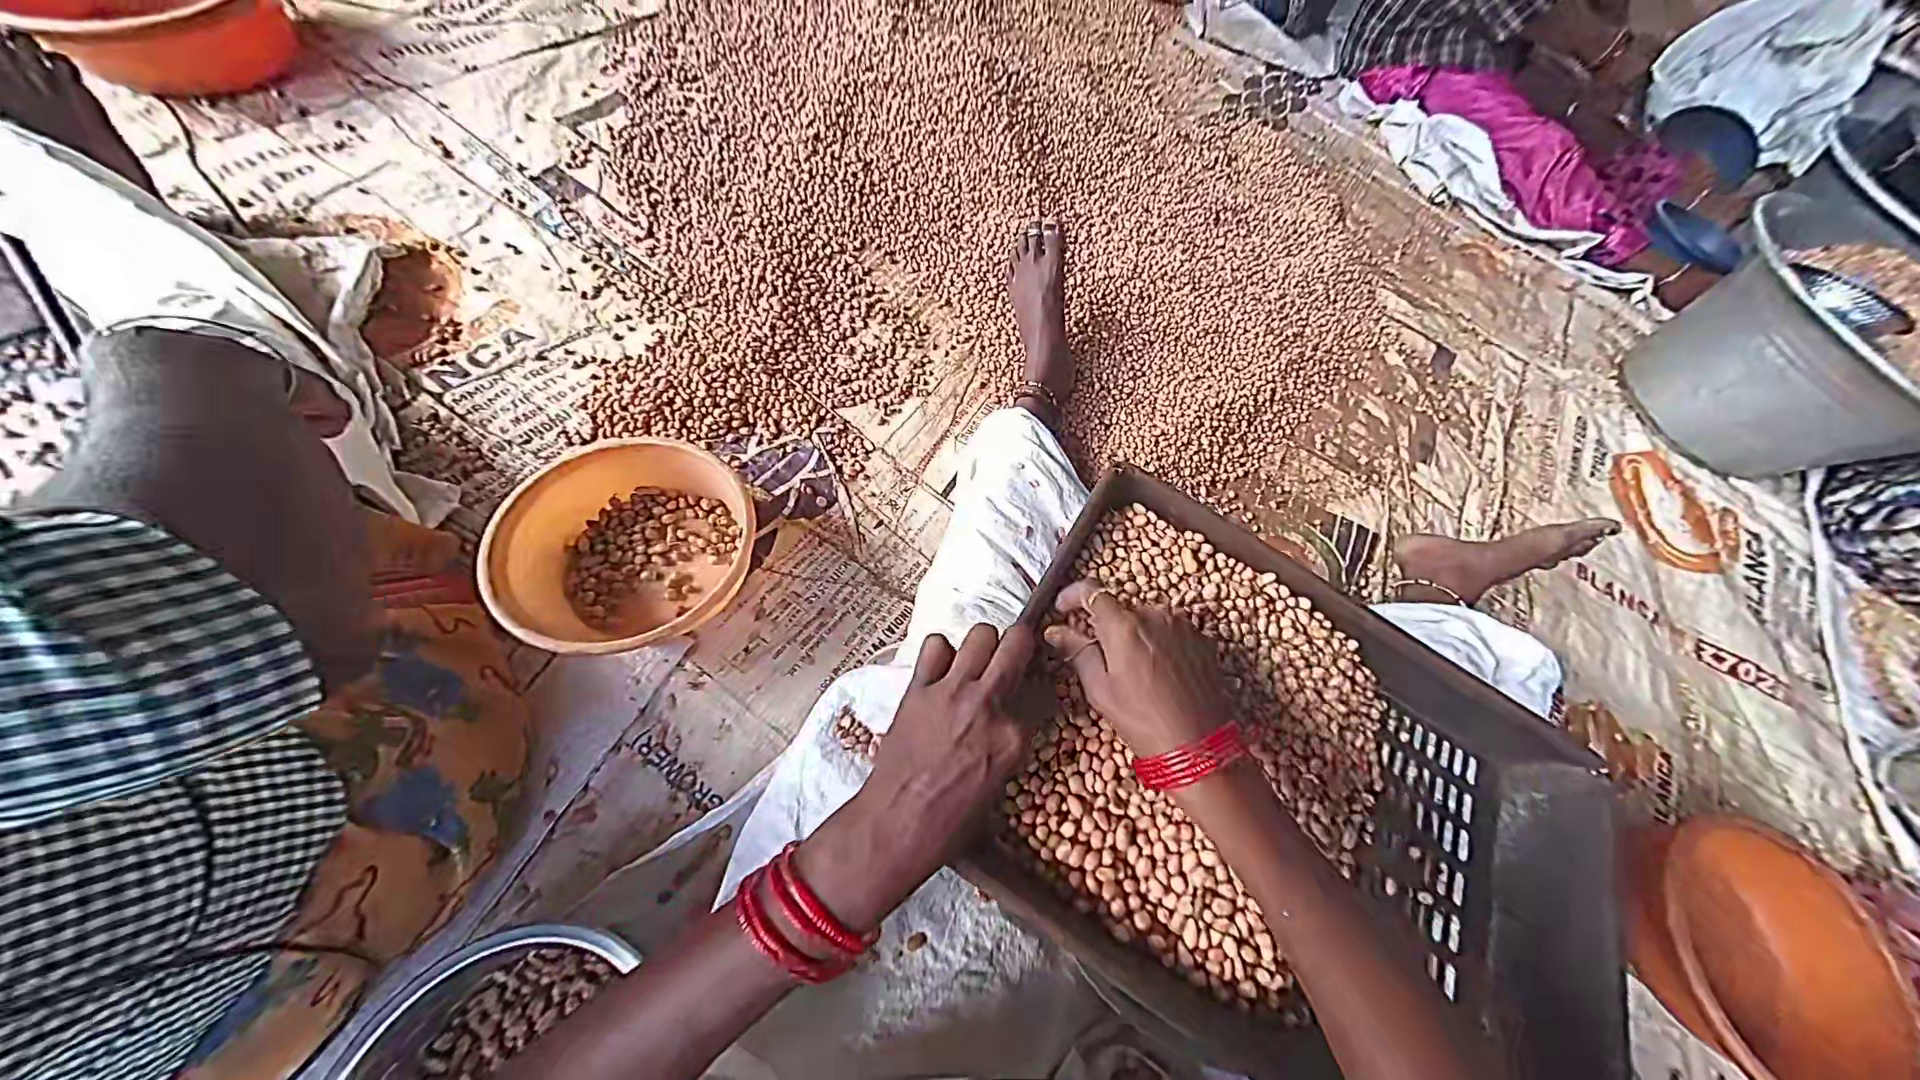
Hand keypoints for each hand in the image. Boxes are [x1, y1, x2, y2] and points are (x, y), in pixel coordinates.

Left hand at [796, 623, 1034, 928]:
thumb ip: (1008, 744)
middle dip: (1022, 642)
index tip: (1032, 686)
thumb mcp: (997, 785)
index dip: (1038, 686)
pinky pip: (935, 646)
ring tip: (976, 660)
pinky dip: (941, 652)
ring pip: (981, 634)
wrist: (896, 824)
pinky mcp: (919, 688)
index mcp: (1013, 737)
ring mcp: (951, 692)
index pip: (1041, 691)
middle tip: (1014, 650)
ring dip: (983, 644)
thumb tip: (1009, 722)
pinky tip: (941, 669)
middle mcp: (987, 705)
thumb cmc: (947, 821)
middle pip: (1018, 643)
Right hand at [1043, 579, 1234, 756]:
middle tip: (1100, 656)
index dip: (1072, 595)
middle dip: (1106, 626)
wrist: (1198, 746)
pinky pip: (1170, 631)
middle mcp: (1154, 616)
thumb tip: (1058, 632)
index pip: (1091, 591)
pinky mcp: (1201, 640)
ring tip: (1134, 672)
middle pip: (1120, 608)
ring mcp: (1181, 626)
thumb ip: (1078, 651)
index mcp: (1123, 627)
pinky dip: (1158, 644)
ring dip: (1134, 635)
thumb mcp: (1100, 689)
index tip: (1064, 607)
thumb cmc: (1145, 721)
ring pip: (1146, 620)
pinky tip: (1157, 673)